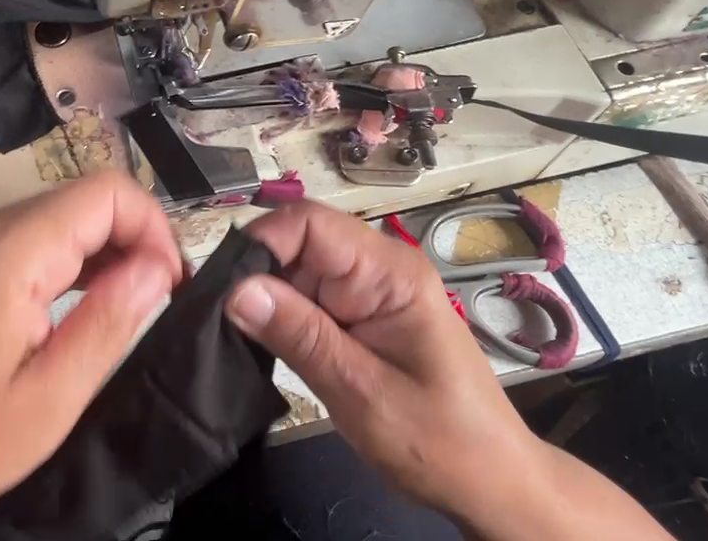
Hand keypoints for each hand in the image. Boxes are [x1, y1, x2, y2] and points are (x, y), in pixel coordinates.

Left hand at [0, 170, 182, 540]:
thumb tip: (160, 267)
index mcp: (15, 249)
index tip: (175, 288)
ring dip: (116, 251)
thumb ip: (110, 322)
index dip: (155, 229)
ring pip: (73, 216)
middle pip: (92, 198)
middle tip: (163, 304)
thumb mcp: (49, 399)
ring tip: (139, 309)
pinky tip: (98, 305)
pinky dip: (84, 261)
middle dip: (140, 239)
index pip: (109, 192)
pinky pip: (47, 239)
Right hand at [231, 201, 670, 540]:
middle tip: (214, 317)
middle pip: (297, 242)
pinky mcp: (356, 312)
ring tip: (227, 330)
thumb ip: (300, 336)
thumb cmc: (442, 442)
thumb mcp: (363, 393)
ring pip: (294, 269)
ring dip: (261, 296)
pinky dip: (277, 316)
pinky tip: (256, 340)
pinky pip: (304, 296)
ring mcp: (365, 289)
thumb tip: (234, 289)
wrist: (493, 484)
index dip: (262, 243)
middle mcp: (376, 266)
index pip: (310, 223)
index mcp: (390, 272)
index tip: (223, 288)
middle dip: (254, 272)